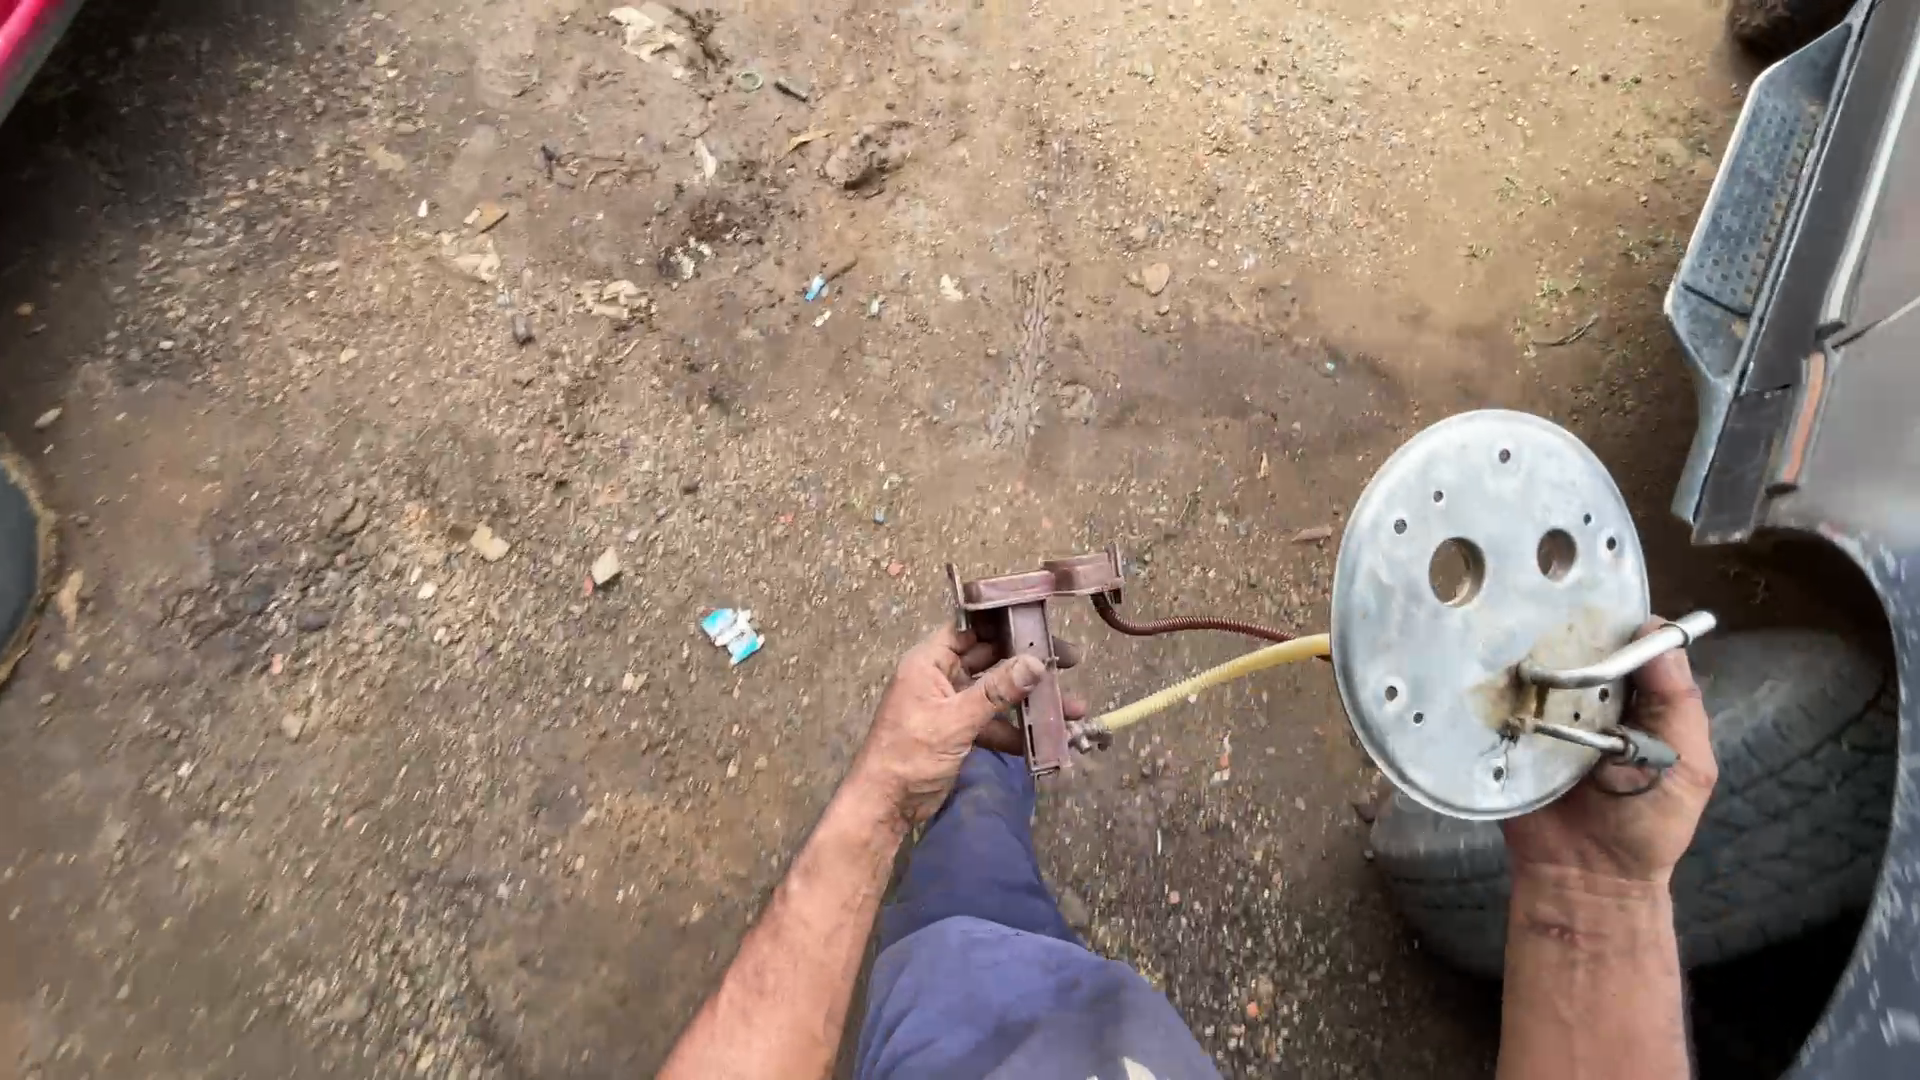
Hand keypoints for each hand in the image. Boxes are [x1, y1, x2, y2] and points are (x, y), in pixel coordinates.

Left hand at [851, 626, 1083, 825]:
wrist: (884, 806)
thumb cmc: (909, 754)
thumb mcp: (954, 720)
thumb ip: (996, 692)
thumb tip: (1035, 664)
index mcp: (929, 662)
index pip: (968, 629)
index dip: (1001, 623)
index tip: (1038, 623)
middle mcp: (940, 677)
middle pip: (989, 659)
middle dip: (1027, 664)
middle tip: (1068, 662)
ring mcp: (951, 705)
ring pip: (997, 695)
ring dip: (1030, 701)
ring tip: (1072, 707)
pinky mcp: (959, 732)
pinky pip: (993, 723)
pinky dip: (1017, 731)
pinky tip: (1048, 739)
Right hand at [1501, 623, 1717, 888]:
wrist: (1582, 872)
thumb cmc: (1645, 824)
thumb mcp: (1687, 768)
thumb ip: (1678, 709)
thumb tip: (1661, 642)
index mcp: (1634, 703)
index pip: (1624, 648)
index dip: (1610, 624)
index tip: (1589, 606)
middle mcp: (1583, 701)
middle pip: (1568, 652)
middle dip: (1555, 634)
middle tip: (1533, 615)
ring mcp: (1538, 716)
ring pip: (1525, 672)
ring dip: (1515, 659)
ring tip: (1497, 639)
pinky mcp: (1501, 732)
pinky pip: (1492, 703)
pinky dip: (1486, 689)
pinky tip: (1474, 672)